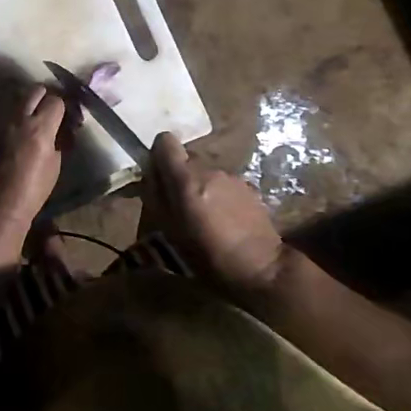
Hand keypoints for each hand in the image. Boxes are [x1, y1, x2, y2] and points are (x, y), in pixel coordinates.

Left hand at [0, 86, 69, 266]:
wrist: (1, 202)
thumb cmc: (35, 188)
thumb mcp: (56, 163)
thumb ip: (59, 139)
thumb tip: (62, 127)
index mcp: (40, 128)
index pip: (56, 100)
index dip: (64, 105)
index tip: (67, 114)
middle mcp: (19, 119)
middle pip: (35, 90)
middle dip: (46, 96)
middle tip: (51, 110)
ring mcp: (1, 122)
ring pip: (17, 99)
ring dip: (28, 104)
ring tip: (34, 119)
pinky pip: (5, 114)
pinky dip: (14, 117)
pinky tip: (18, 130)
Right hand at [144, 132, 288, 297]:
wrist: (261, 268)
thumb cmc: (206, 255)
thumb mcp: (168, 229)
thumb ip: (155, 195)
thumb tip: (150, 174)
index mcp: (185, 179)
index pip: (165, 142)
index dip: (159, 154)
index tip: (158, 174)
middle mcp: (209, 170)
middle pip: (186, 159)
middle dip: (180, 176)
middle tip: (179, 204)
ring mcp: (232, 177)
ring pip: (206, 172)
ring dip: (201, 186)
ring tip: (204, 215)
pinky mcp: (250, 188)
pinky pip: (224, 183)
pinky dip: (219, 194)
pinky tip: (224, 219)